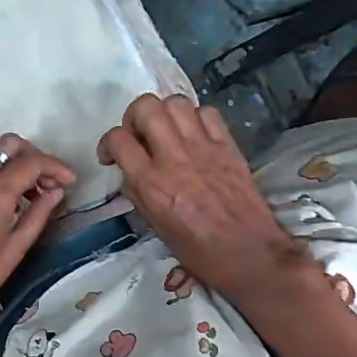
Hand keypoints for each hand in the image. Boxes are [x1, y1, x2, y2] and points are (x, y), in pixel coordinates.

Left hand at [0, 134, 75, 338]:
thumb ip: (38, 215)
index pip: (29, 162)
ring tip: (27, 194)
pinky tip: (2, 203)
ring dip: (11, 165)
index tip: (69, 181)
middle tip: (47, 182)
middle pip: (6, 146)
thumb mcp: (15, 250)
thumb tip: (56, 191)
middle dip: (32, 157)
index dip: (55, 166)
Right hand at [98, 94, 313, 301]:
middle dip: (134, 116)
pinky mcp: (228, 146)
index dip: (108, 143)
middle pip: (146, 107)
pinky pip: (208, 113)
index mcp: (151, 183)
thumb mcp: (155, 225)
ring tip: (166, 130)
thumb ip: (139, 192)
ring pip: (176, 102)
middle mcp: (174, 157)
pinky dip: (196, 118)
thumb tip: (131, 173)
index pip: (118, 139)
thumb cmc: (198, 250)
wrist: (249, 253)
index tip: (112, 156)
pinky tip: (194, 134)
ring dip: (165, 112)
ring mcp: (203, 148)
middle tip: (138, 134)